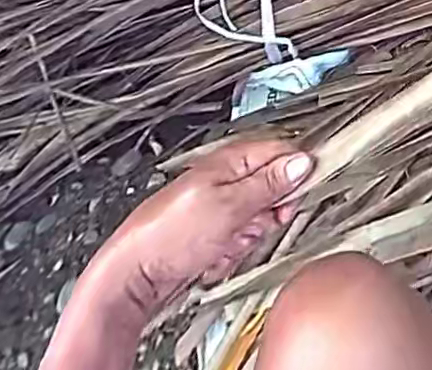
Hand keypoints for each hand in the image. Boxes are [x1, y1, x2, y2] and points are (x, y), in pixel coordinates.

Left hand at [86, 139, 313, 318]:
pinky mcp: (214, 230)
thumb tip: (304, 161)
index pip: (285, 152)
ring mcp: (222, 204)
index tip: (296, 194)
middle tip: (256, 223)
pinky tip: (218, 255)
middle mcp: (230, 177)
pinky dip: (235, 249)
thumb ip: (271, 182)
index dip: (296, 174)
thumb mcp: (231, 205)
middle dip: (271, 211)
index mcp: (234, 158)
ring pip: (261, 216)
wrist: (128, 280)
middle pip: (276, 186)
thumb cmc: (168, 236)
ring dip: (252, 234)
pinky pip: (243, 237)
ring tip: (230, 242)